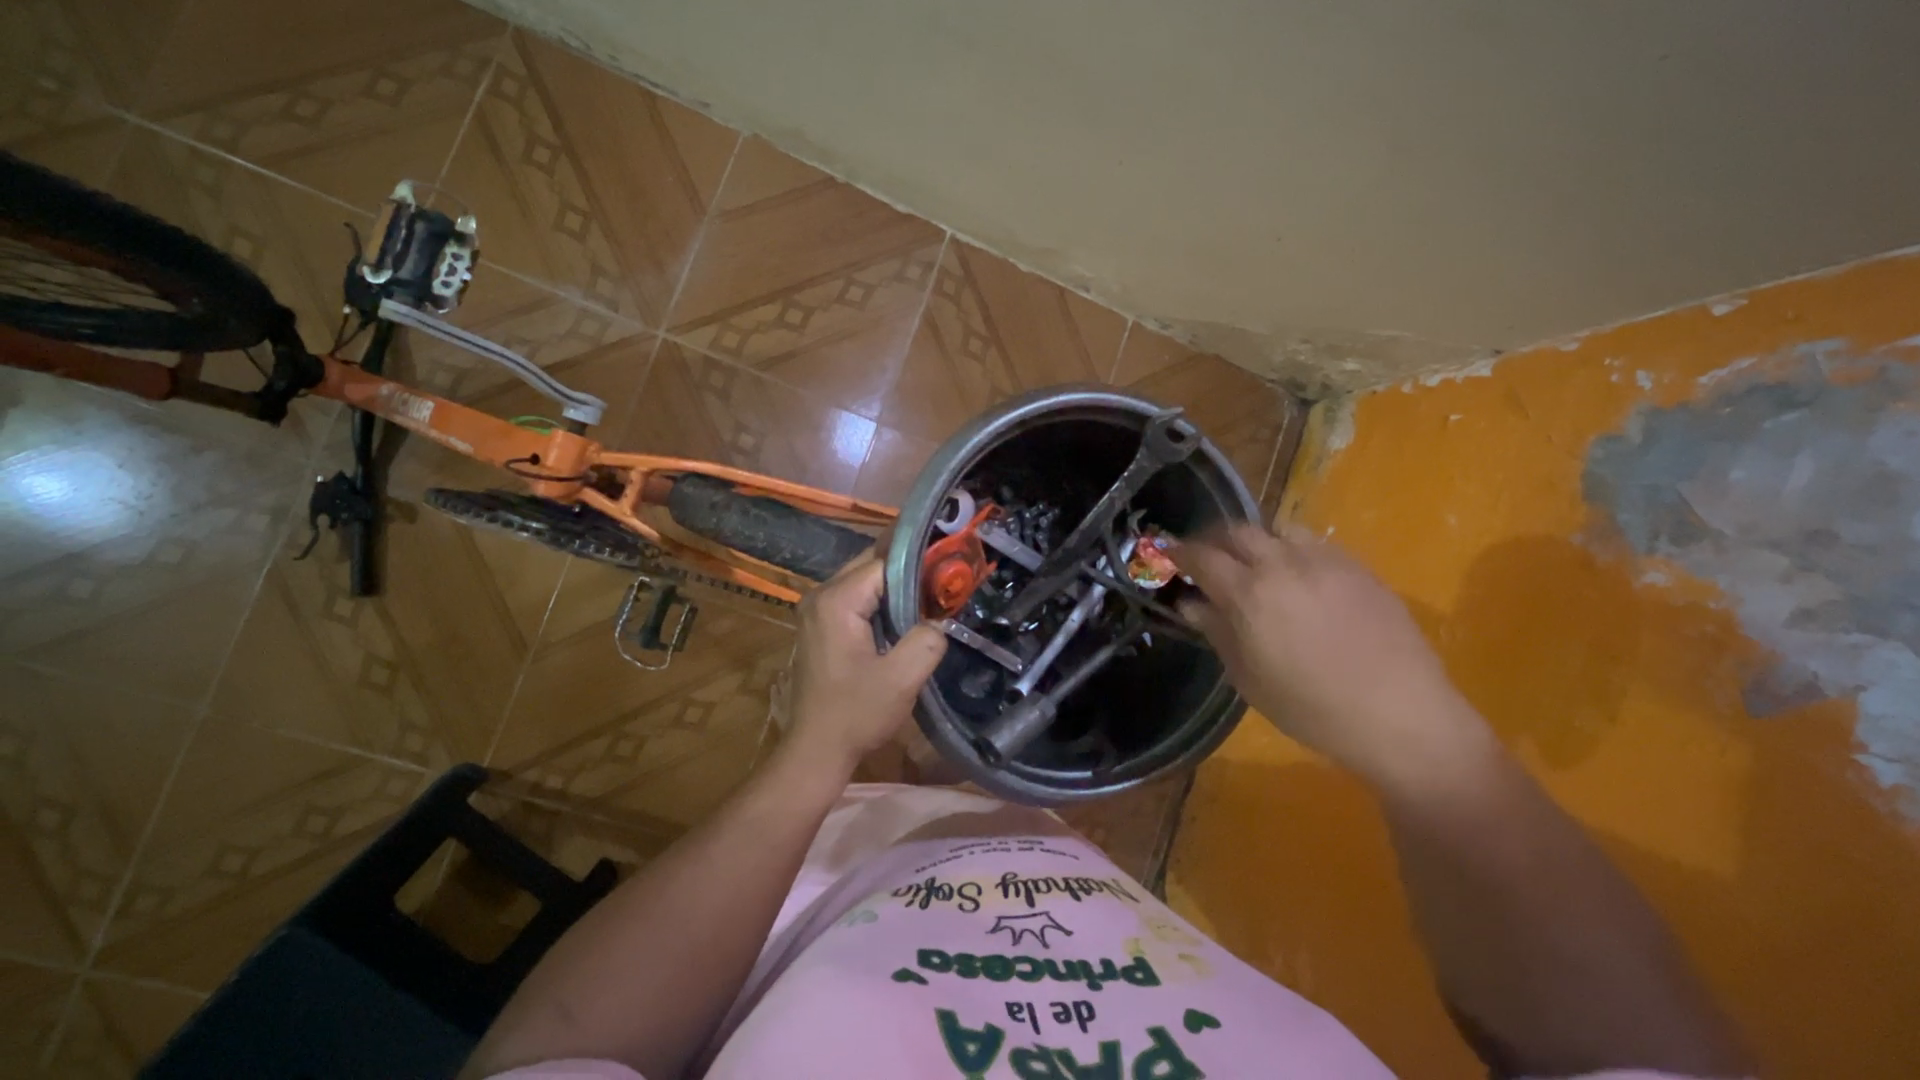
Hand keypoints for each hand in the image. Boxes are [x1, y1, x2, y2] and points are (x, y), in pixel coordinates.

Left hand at [785, 550, 946, 772]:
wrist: (816, 750)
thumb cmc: (856, 714)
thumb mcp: (902, 679)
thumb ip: (927, 641)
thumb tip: (941, 620)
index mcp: (837, 601)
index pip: (884, 562)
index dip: (919, 565)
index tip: (951, 571)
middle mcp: (820, 596)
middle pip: (870, 566)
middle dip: (908, 570)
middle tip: (946, 578)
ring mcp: (815, 611)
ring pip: (863, 583)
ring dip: (895, 587)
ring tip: (932, 593)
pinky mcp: (819, 627)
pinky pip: (854, 600)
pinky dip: (879, 602)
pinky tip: (905, 615)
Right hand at [1173, 523, 1487, 784]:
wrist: (1399, 714)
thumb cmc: (1311, 709)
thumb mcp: (1249, 678)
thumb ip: (1217, 632)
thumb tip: (1192, 603)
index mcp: (1250, 593)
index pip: (1203, 557)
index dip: (1180, 553)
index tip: (1169, 555)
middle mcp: (1284, 564)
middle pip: (1238, 531)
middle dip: (1214, 540)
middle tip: (1206, 558)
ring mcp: (1325, 560)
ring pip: (1278, 528)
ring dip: (1257, 539)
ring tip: (1255, 562)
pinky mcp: (1358, 567)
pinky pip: (1314, 543)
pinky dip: (1293, 549)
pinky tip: (1298, 577)